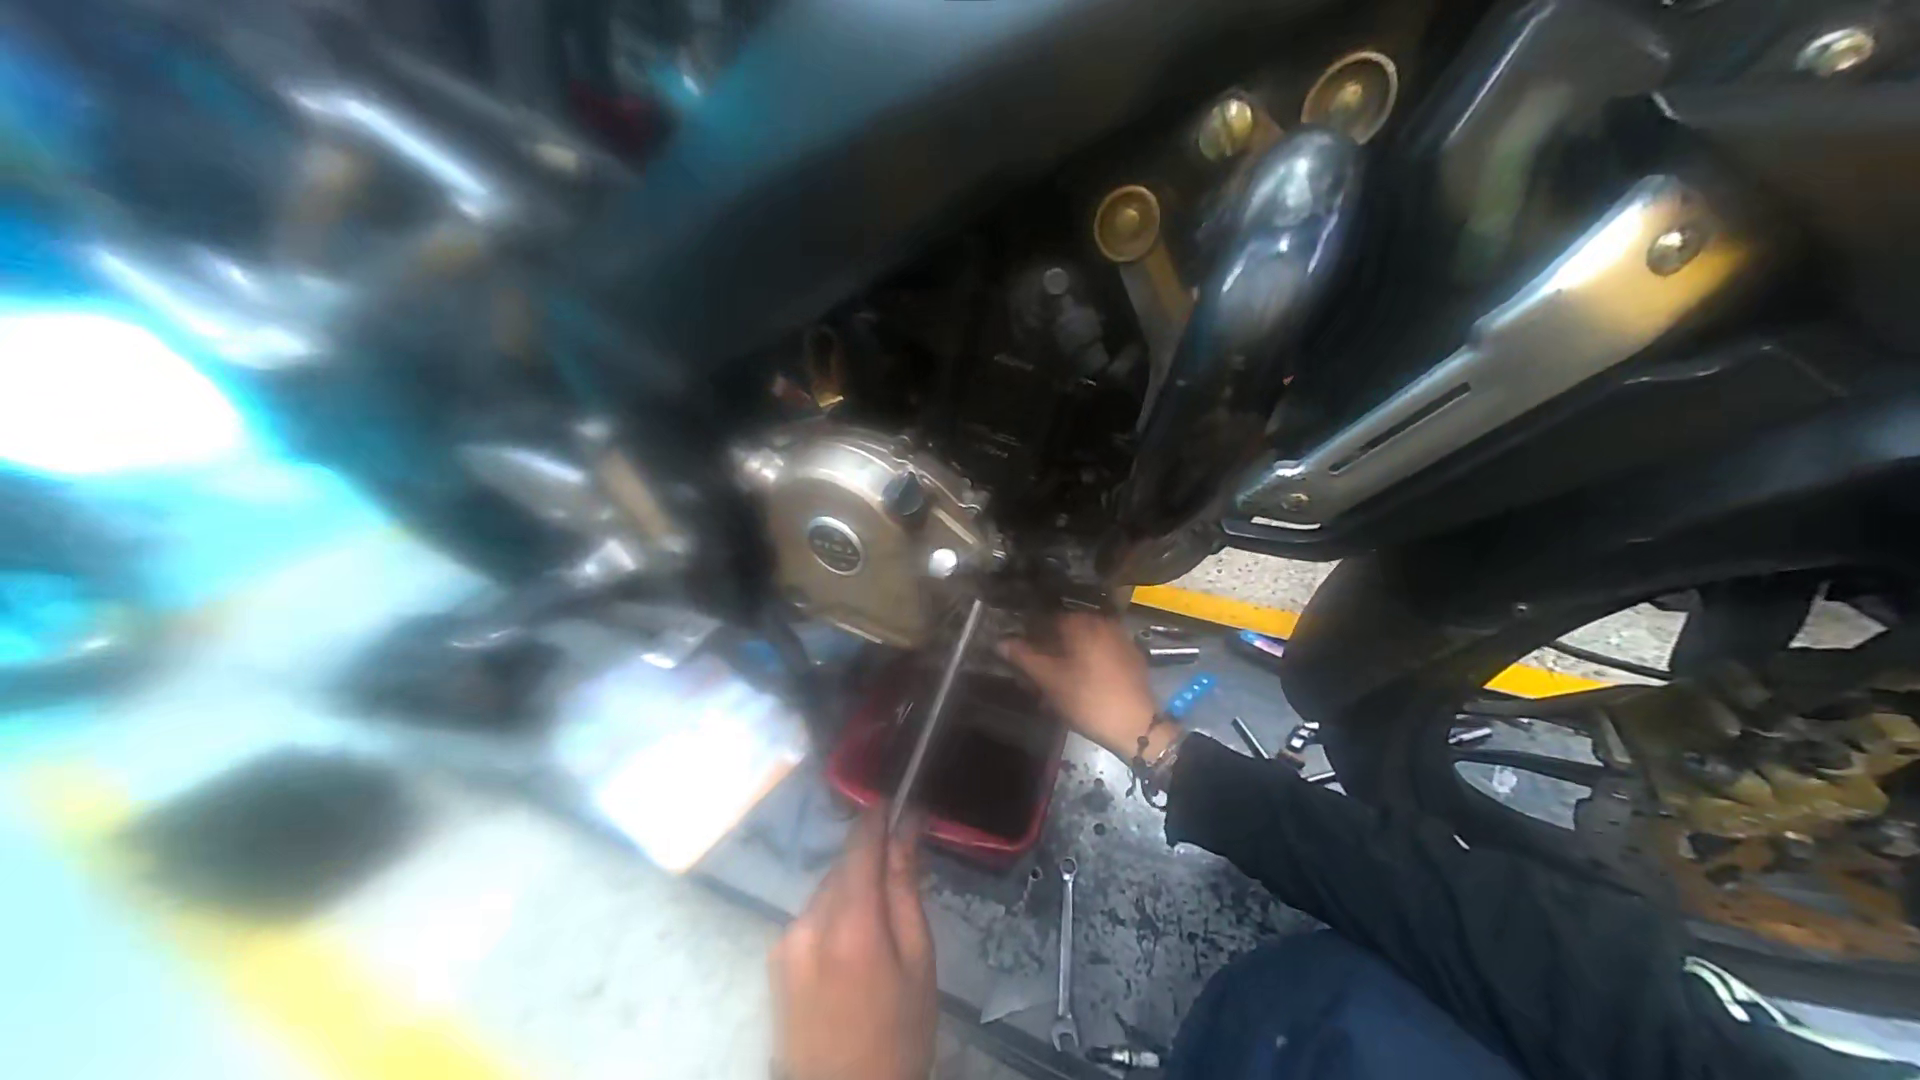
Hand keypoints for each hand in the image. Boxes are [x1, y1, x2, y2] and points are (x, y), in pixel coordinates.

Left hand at [770, 807, 935, 1079]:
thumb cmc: (898, 1033)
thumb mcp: (918, 960)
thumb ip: (906, 889)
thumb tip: (907, 828)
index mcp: (851, 924)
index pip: (860, 845)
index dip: (876, 817)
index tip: (894, 799)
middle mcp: (809, 921)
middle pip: (843, 866)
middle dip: (870, 862)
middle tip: (900, 881)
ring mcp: (785, 940)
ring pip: (827, 888)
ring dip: (851, 889)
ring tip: (877, 929)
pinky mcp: (775, 957)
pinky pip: (811, 914)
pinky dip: (833, 913)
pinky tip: (850, 949)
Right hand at [999, 613, 1171, 761]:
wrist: (1137, 726)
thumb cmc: (1088, 699)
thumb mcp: (1050, 680)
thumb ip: (1023, 657)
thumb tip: (1001, 642)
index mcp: (1082, 622)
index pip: (1045, 618)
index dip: (1028, 635)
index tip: (1017, 654)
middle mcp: (1102, 623)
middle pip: (1064, 633)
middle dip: (1045, 652)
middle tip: (1032, 676)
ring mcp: (1119, 640)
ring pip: (1080, 646)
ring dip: (1062, 662)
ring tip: (1049, 689)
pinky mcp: (1130, 659)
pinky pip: (1097, 656)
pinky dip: (1082, 667)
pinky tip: (1073, 689)